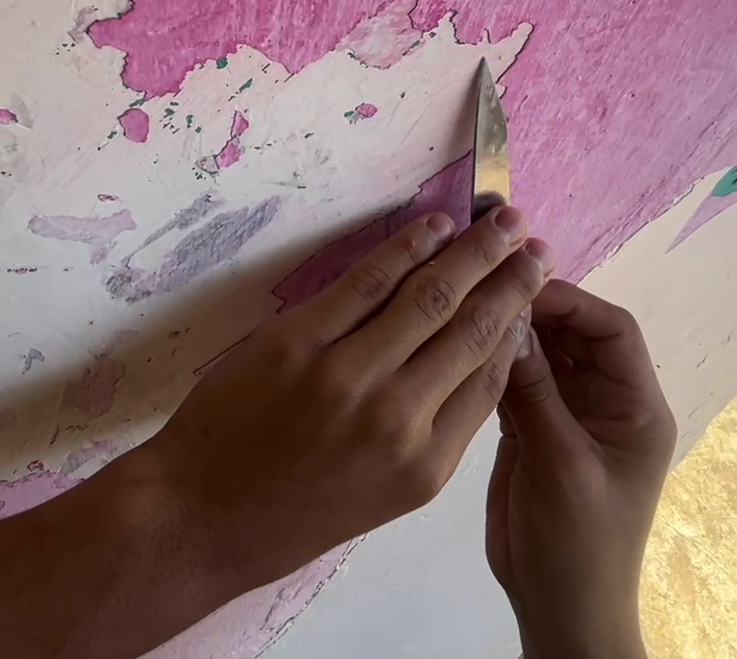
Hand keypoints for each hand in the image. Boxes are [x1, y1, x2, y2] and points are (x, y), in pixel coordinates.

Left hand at [117, 207, 552, 593]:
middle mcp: (399, 417)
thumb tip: (470, 359)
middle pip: (471, 329)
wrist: (203, 515)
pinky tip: (431, 228)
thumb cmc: (293, 510)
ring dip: (469, 252)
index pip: (490, 376)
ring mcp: (348, 374)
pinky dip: (404, 249)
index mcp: (426, 464)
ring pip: (427, 297)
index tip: (531, 286)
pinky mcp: (299, 340)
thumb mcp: (382, 493)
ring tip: (500, 221)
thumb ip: (430, 430)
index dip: (514, 322)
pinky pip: (366, 283)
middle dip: (509, 279)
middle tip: (533, 241)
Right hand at [487, 280, 676, 658]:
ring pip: (540, 352)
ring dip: (509, 332)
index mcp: (633, 406)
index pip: (612, 330)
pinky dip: (492, 361)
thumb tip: (506, 318)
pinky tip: (460, 346)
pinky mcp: (530, 426)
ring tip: (465, 308)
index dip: (572, 301)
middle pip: (573, 334)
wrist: (559, 607)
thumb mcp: (561, 464)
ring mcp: (564, 413)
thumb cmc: (579, 541)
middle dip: (534, 309)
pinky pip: (514, 378)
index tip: (519, 286)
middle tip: (482, 289)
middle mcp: (602, 400)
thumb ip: (535, 390)